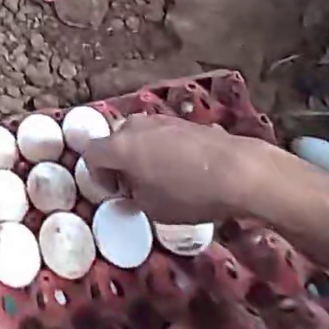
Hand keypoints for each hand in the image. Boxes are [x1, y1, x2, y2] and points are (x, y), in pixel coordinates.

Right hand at [78, 115, 284, 223]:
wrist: (237, 170)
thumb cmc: (189, 194)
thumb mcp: (153, 209)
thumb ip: (133, 197)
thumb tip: (131, 191)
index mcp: (119, 147)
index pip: (91, 154)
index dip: (96, 175)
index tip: (114, 192)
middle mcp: (133, 126)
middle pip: (114, 141)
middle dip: (119, 162)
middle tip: (135, 185)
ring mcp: (158, 119)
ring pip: (137, 135)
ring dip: (140, 153)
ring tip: (160, 177)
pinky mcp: (180, 120)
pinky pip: (159, 134)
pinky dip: (161, 148)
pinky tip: (182, 168)